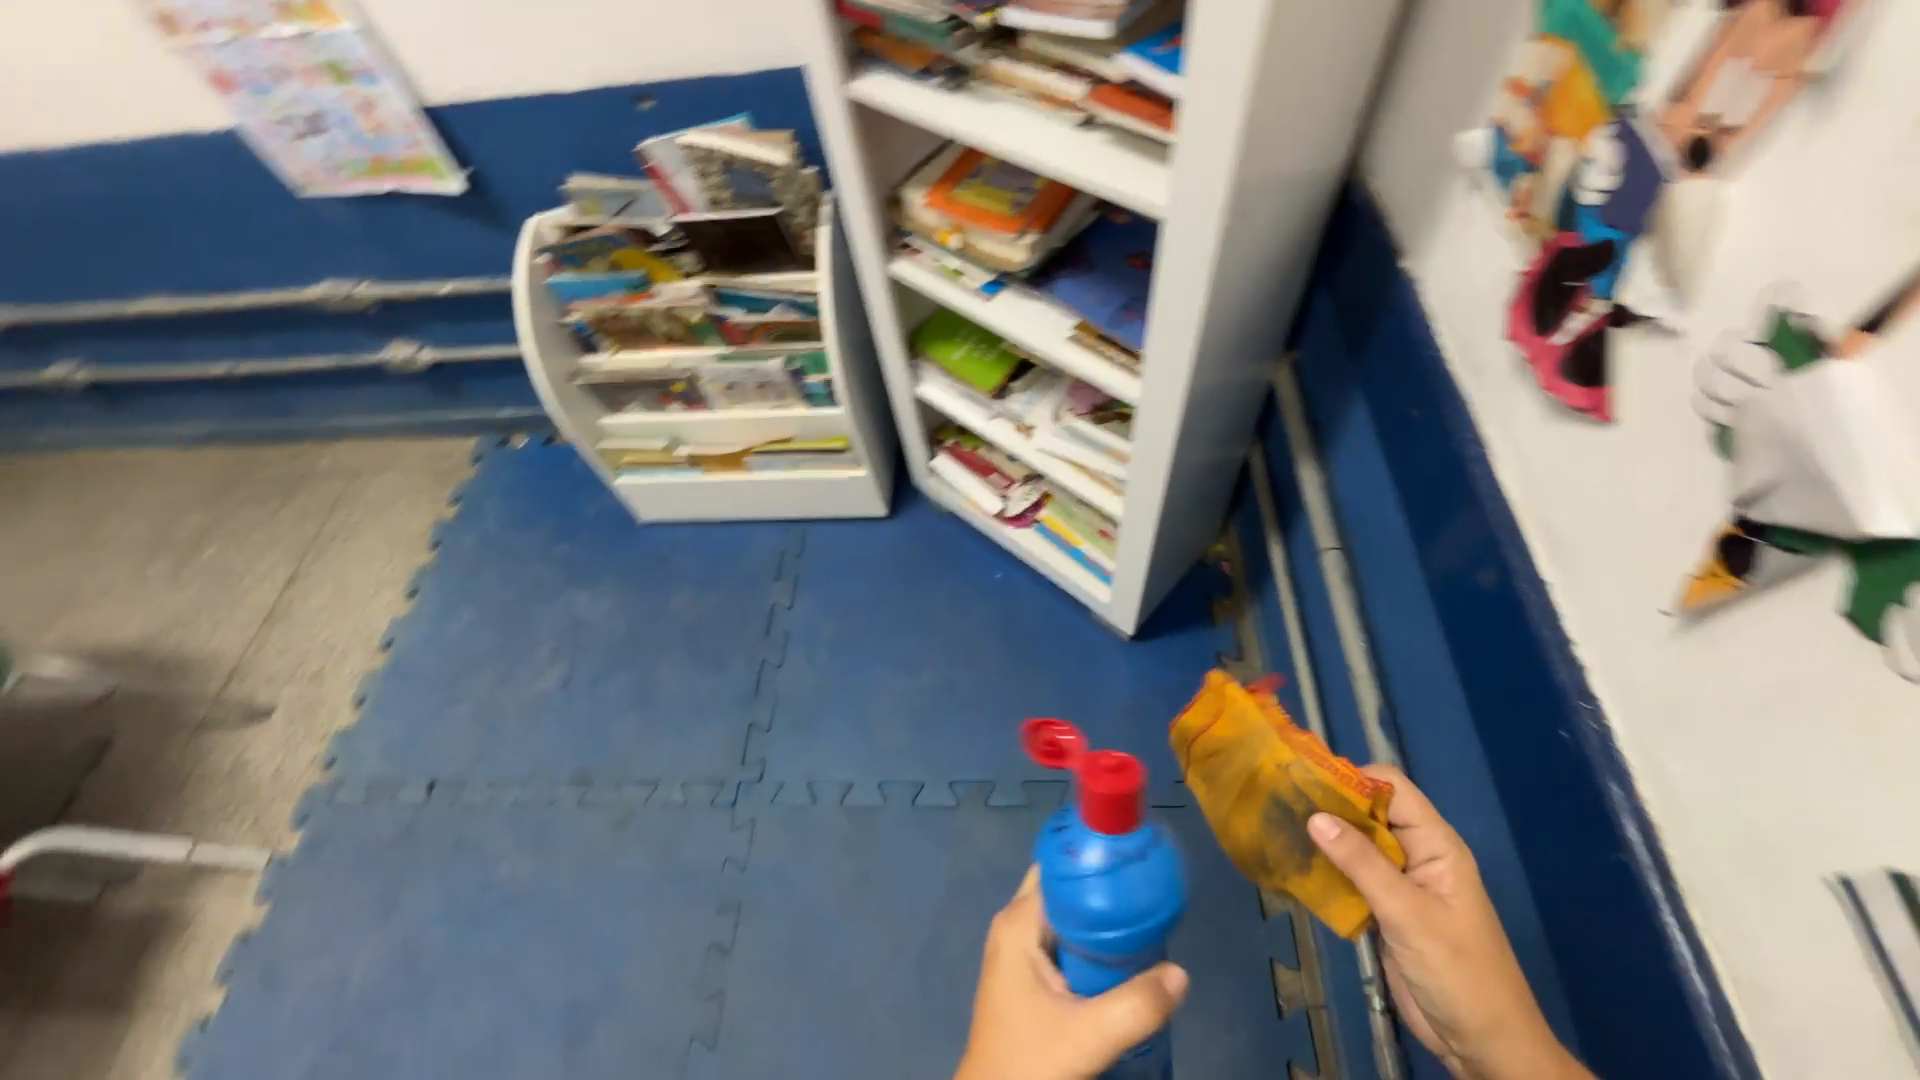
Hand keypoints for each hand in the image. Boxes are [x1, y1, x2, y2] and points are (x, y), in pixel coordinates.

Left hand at [954, 867, 1188, 1079]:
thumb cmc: (1030, 1060)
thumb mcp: (1089, 1036)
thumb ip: (1136, 1005)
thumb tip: (1181, 974)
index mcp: (1019, 923)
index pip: (1061, 868)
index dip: (1098, 862)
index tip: (1138, 864)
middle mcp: (1015, 924)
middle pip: (1066, 888)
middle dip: (1105, 889)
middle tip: (1149, 895)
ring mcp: (1019, 948)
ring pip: (1067, 914)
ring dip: (1101, 916)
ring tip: (1145, 918)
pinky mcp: (1028, 972)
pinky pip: (1064, 937)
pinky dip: (1092, 938)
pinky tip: (1123, 953)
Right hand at [1308, 767, 1590, 1079]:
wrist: (1484, 1044)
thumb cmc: (1458, 973)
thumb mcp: (1408, 915)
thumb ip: (1362, 864)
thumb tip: (1314, 815)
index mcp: (1436, 845)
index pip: (1393, 789)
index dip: (1352, 778)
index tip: (1306, 781)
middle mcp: (1417, 855)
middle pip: (1370, 812)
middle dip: (1330, 805)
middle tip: (1282, 802)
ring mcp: (1401, 884)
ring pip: (1357, 844)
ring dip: (1325, 837)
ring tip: (1279, 828)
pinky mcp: (1385, 910)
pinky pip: (1352, 876)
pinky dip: (1327, 869)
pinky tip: (1295, 867)